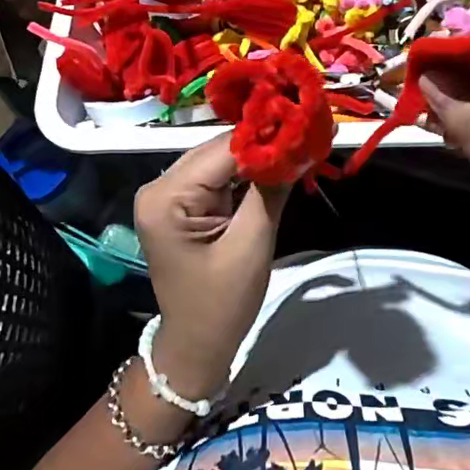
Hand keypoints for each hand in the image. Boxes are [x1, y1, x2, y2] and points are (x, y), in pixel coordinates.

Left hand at [133, 135, 288, 396]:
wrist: (197, 345)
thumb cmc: (222, 304)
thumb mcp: (251, 246)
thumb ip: (271, 191)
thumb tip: (298, 146)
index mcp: (166, 197)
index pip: (223, 151)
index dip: (266, 137)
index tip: (307, 124)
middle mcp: (159, 187)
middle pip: (220, 151)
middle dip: (264, 145)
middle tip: (309, 134)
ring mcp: (168, 195)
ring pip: (222, 161)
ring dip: (259, 157)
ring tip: (300, 147)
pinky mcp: (182, 204)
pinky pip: (220, 178)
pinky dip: (248, 174)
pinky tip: (278, 168)